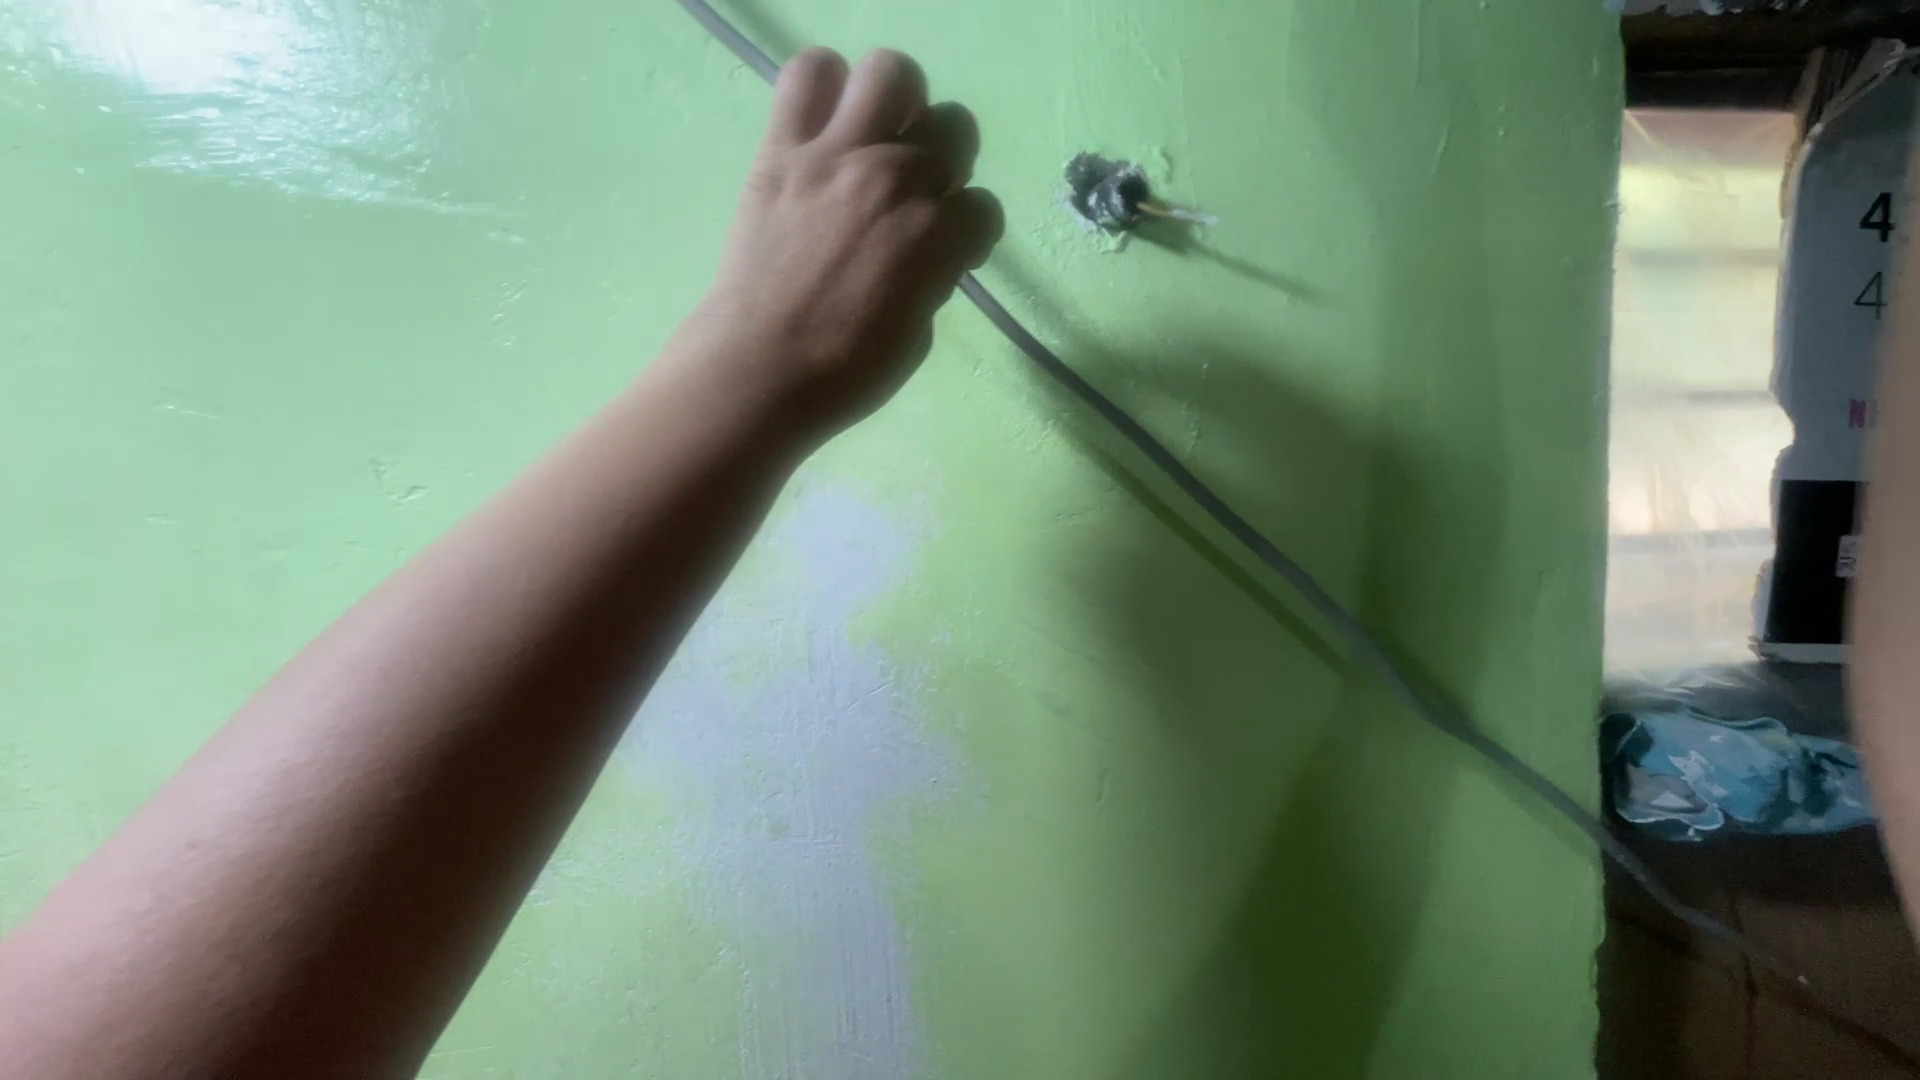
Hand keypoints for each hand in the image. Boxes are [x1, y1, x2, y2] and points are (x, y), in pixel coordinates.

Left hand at [691, 47, 1002, 435]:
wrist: (761, 371)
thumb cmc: (846, 373)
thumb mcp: (916, 336)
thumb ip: (932, 278)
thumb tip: (928, 253)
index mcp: (938, 236)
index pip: (984, 208)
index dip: (970, 234)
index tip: (949, 254)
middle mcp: (897, 179)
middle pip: (953, 130)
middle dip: (945, 167)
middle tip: (916, 198)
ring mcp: (837, 156)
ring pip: (892, 74)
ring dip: (898, 105)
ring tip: (878, 142)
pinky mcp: (782, 149)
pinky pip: (809, 74)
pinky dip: (824, 87)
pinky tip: (825, 125)